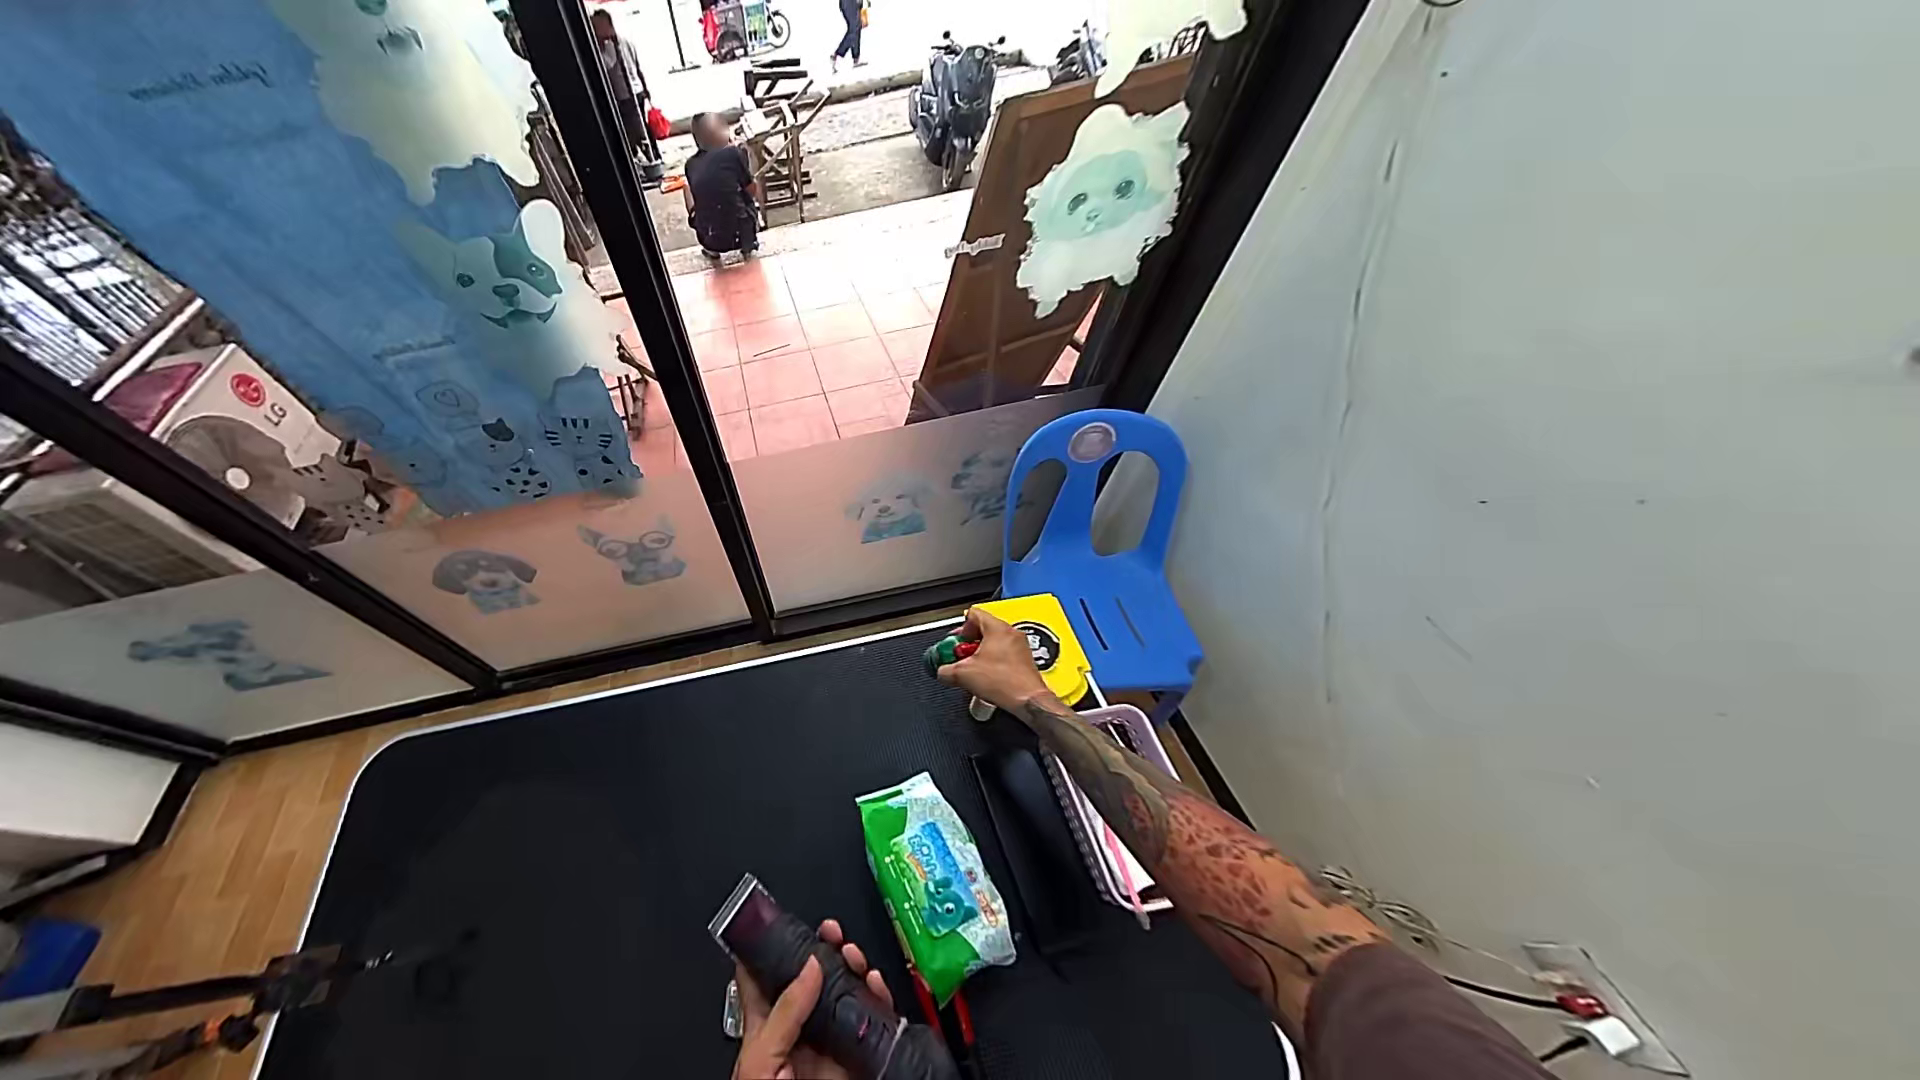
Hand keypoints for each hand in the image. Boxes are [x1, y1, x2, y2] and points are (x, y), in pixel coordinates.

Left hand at [731, 920, 893, 1079]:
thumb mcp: (761, 1063)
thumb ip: (784, 1012)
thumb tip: (806, 964)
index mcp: (766, 1031)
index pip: (764, 979)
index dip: (770, 946)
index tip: (780, 919)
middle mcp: (799, 1032)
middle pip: (811, 977)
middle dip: (824, 949)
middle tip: (831, 932)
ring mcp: (829, 1044)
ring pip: (844, 991)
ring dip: (852, 966)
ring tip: (853, 955)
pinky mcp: (858, 1057)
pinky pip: (872, 1019)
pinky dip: (878, 997)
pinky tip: (874, 984)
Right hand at [936, 606, 1051, 712]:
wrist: (1028, 700)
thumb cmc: (1005, 682)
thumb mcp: (963, 675)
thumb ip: (946, 670)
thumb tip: (942, 671)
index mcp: (997, 628)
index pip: (974, 614)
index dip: (960, 628)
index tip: (955, 643)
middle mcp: (1011, 633)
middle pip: (984, 629)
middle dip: (969, 643)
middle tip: (961, 656)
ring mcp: (1020, 646)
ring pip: (995, 642)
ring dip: (981, 654)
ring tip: (973, 669)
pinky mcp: (1025, 660)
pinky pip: (1005, 654)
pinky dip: (993, 662)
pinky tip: (987, 677)